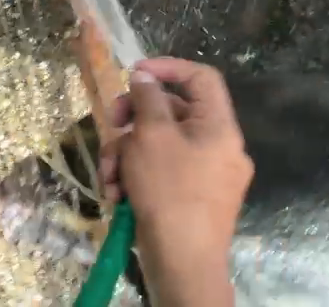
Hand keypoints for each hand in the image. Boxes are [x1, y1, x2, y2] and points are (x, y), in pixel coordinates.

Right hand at [96, 58, 251, 306]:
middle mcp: (218, 147)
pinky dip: (134, 173)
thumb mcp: (151, 134)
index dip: (167, 67)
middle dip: (133, 116)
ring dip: (125, 151)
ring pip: (157, 141)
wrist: (183, 261)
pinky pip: (160, 168)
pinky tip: (116, 190)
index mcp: (219, 128)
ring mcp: (207, 174)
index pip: (201, 78)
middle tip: (110, 122)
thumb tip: (144, 77)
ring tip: (110, 172)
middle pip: (171, 110)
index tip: (134, 73)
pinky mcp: (191, 195)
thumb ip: (147, 98)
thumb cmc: (169, 189)